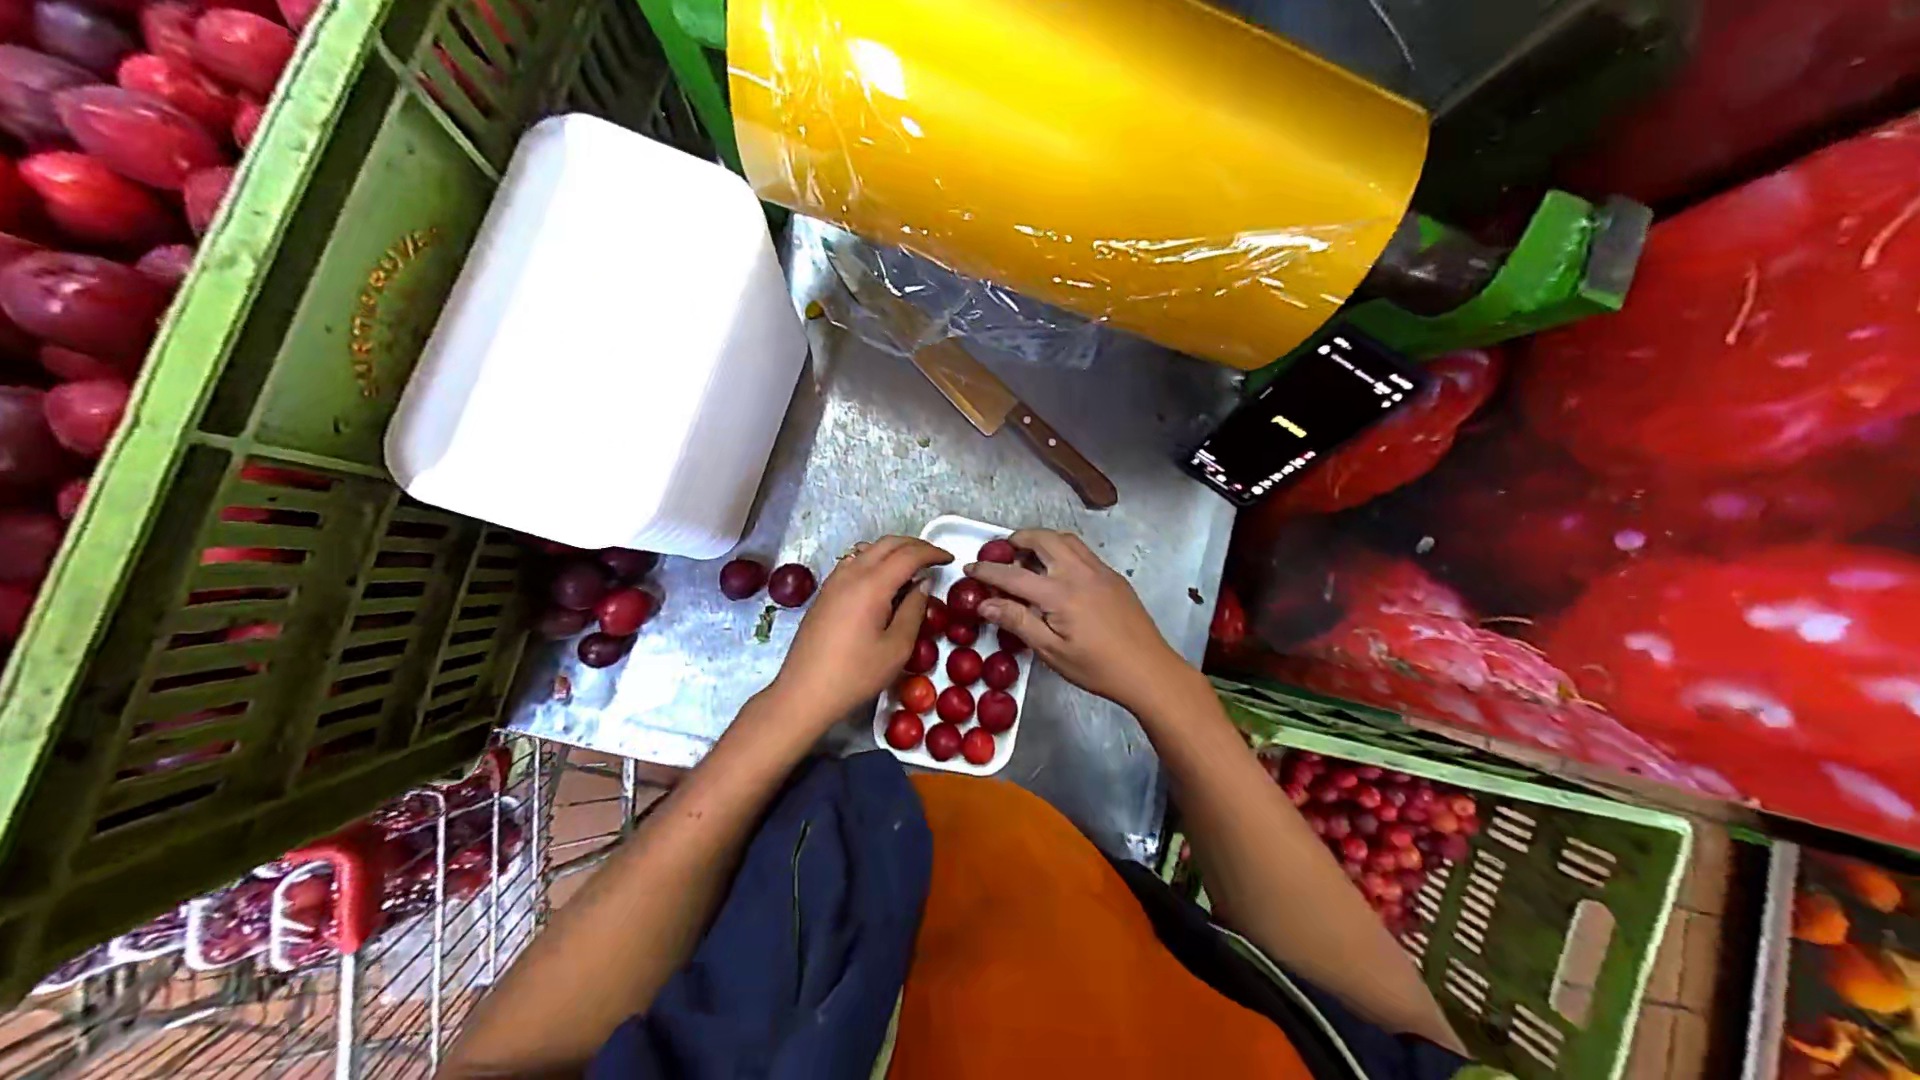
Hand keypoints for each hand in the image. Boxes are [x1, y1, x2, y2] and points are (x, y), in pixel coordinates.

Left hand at [768, 536, 951, 729]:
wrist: (804, 692)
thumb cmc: (855, 675)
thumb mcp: (897, 648)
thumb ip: (914, 610)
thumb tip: (922, 584)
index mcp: (871, 585)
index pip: (908, 555)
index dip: (932, 552)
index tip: (949, 559)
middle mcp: (851, 574)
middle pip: (887, 544)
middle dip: (915, 545)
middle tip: (935, 558)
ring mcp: (834, 581)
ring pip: (868, 549)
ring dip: (893, 550)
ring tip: (912, 566)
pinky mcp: (825, 593)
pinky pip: (854, 562)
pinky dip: (875, 559)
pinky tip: (883, 579)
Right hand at [967, 529, 1191, 711]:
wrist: (1148, 670)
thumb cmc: (1097, 667)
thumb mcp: (1051, 651)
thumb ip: (1017, 621)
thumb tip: (985, 604)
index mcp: (1059, 593)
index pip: (1013, 574)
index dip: (988, 570)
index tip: (971, 567)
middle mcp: (1079, 572)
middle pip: (1042, 539)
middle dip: (1017, 539)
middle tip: (1002, 552)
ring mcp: (1099, 571)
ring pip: (1065, 539)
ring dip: (1042, 540)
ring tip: (1028, 557)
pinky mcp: (1113, 577)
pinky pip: (1082, 551)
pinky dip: (1062, 550)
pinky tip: (1058, 572)